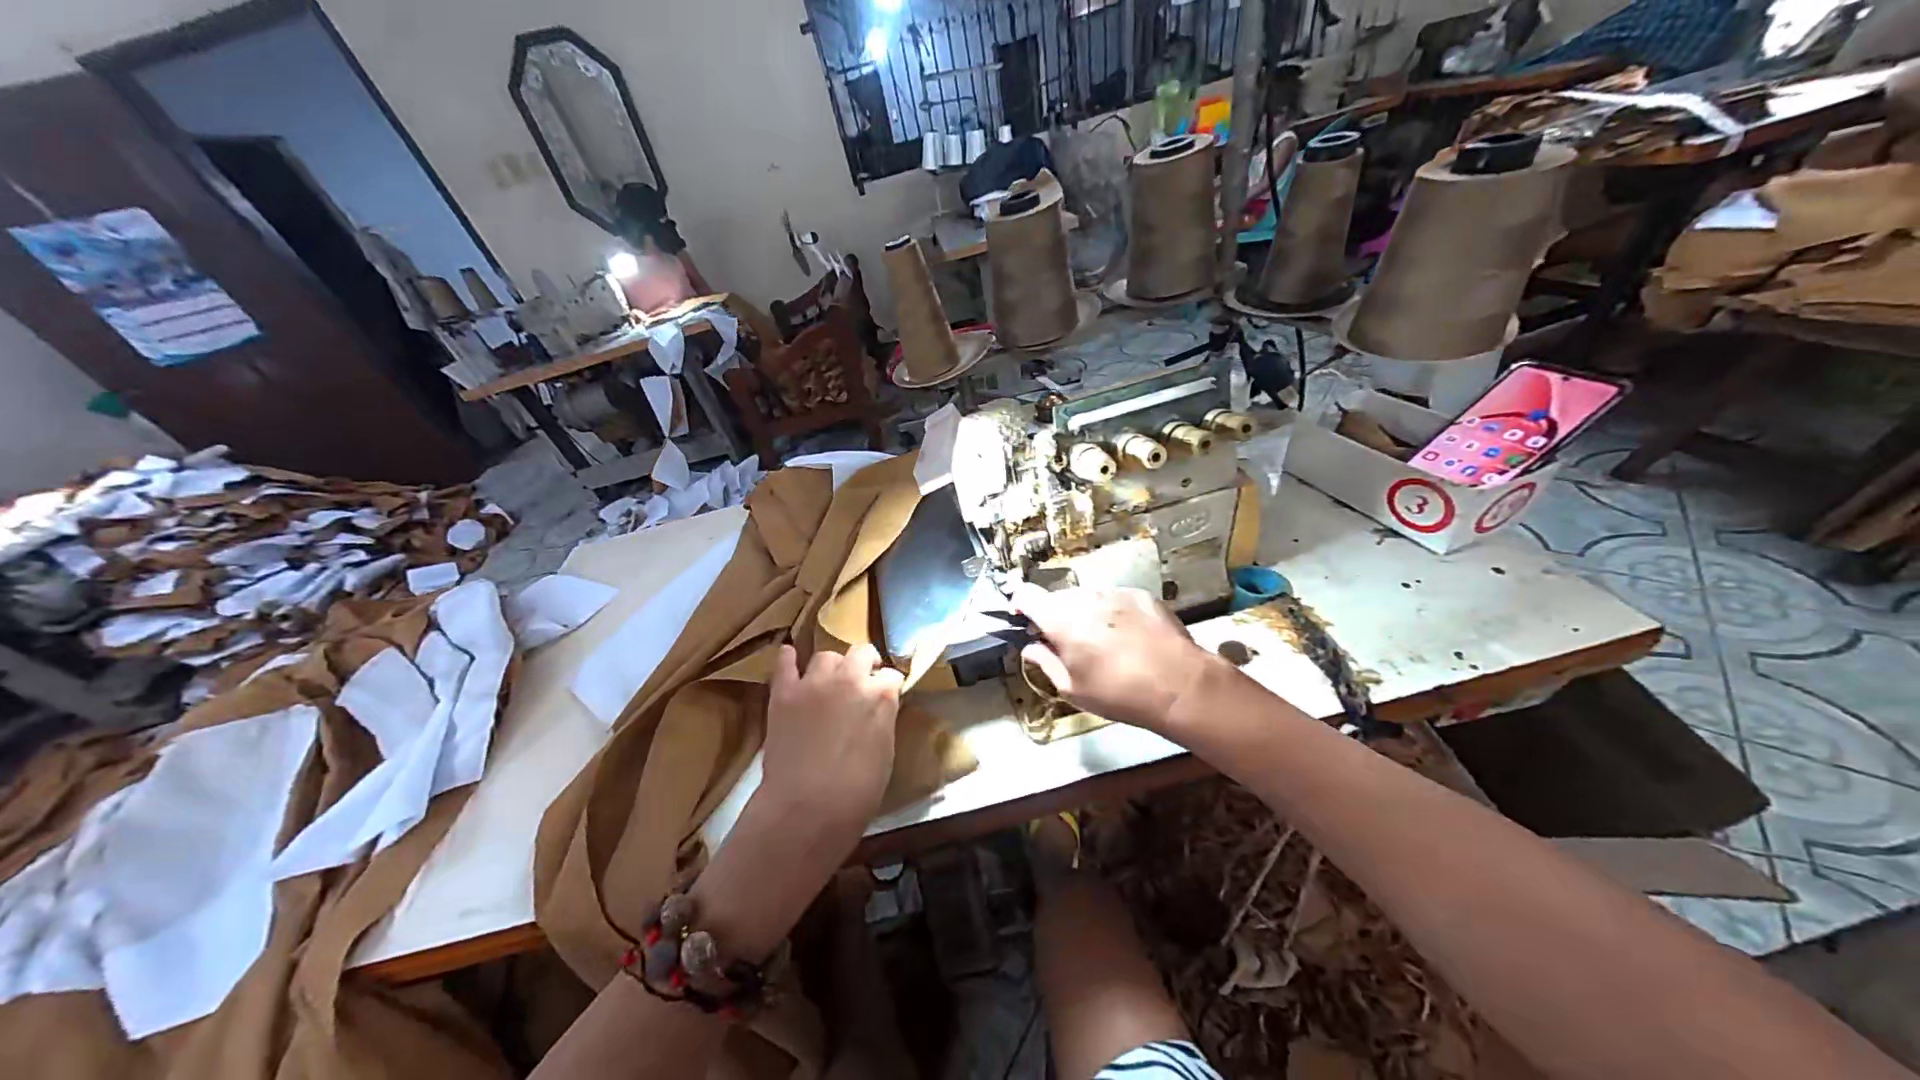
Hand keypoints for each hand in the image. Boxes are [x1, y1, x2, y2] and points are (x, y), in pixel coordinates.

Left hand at [761, 643, 904, 831]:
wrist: (806, 808)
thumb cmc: (856, 792)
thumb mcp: (885, 752)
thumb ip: (882, 720)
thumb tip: (877, 711)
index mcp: (881, 695)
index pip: (891, 676)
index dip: (888, 686)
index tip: (885, 697)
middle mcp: (850, 678)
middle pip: (861, 652)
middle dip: (864, 664)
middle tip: (861, 682)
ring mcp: (814, 682)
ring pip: (826, 656)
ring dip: (832, 666)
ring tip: (829, 682)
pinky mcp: (784, 692)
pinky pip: (785, 662)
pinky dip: (789, 658)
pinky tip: (791, 658)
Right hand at [1013, 583, 1220, 735]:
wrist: (1180, 685)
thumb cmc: (1119, 693)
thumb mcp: (1073, 689)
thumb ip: (1046, 663)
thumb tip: (1032, 649)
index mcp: (1061, 620)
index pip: (1026, 595)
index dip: (1020, 604)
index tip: (1024, 620)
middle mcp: (1085, 598)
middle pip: (1058, 597)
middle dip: (1055, 616)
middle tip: (1067, 643)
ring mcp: (1116, 592)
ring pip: (1088, 597)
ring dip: (1085, 613)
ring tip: (1102, 643)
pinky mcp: (1142, 595)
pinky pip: (1116, 599)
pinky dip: (1113, 613)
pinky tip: (1128, 638)